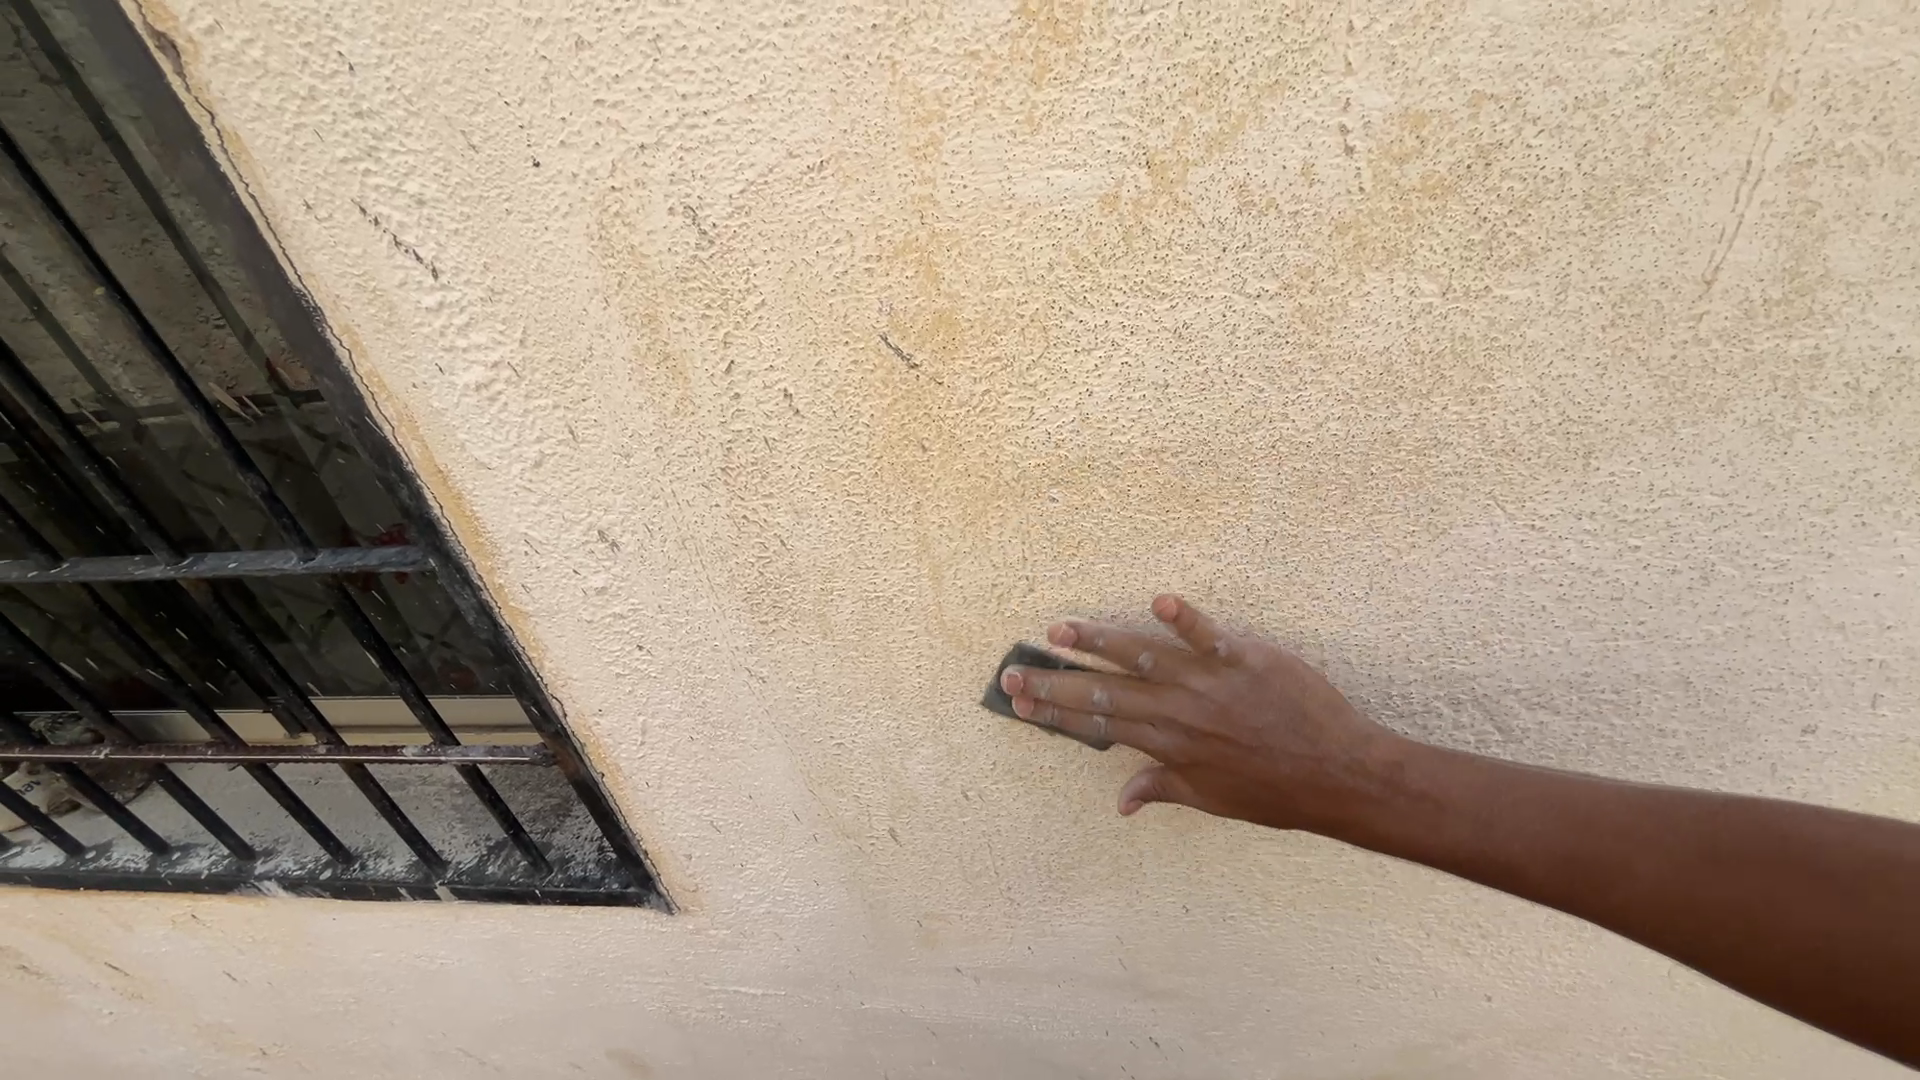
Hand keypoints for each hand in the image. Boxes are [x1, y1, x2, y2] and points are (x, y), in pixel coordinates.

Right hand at [999, 595, 1404, 831]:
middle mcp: (1175, 711)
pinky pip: (1209, 636)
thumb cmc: (1276, 792)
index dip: (1053, 714)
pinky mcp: (1242, 659)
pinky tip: (1159, 600)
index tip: (1020, 703)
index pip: (1096, 724)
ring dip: (1097, 642)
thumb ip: (1161, 789)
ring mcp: (1207, 683)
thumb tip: (1120, 802)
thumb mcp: (1212, 800)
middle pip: (1101, 691)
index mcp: (1165, 743)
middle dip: (1052, 682)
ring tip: (1060, 630)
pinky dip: (1186, 619)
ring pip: (1140, 657)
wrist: (1341, 776)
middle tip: (1012, 672)